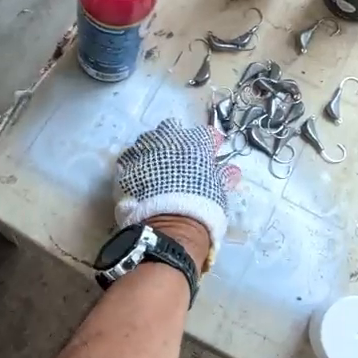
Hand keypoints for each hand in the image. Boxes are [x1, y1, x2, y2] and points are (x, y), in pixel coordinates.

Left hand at [113, 119, 235, 269]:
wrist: (170, 228)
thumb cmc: (201, 208)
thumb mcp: (217, 192)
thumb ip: (222, 177)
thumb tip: (232, 171)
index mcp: (195, 143)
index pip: (204, 134)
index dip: (208, 143)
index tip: (210, 151)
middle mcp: (168, 140)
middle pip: (170, 130)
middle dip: (175, 140)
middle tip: (179, 158)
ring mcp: (144, 152)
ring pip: (147, 141)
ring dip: (152, 150)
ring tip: (155, 166)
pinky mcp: (125, 168)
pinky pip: (129, 160)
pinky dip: (134, 165)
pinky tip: (138, 177)